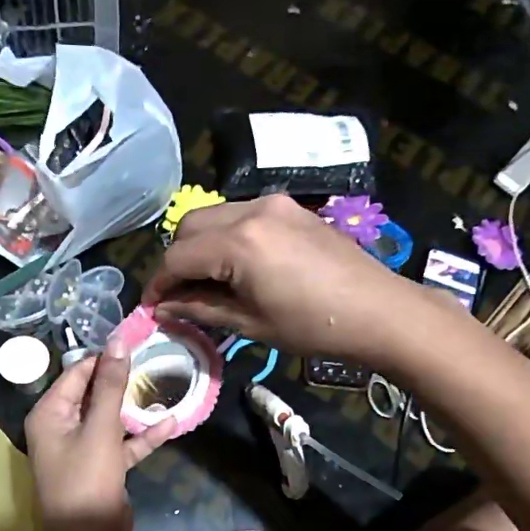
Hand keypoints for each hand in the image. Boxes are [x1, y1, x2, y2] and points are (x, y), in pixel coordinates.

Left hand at [25, 337, 177, 530]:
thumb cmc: (86, 478)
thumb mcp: (100, 428)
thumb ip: (110, 385)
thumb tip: (117, 342)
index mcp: (50, 414)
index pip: (77, 373)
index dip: (105, 357)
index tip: (136, 343)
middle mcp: (62, 426)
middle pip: (94, 394)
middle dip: (123, 380)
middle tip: (155, 358)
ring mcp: (82, 447)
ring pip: (110, 418)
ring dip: (135, 407)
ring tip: (165, 385)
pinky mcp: (102, 465)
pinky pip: (122, 443)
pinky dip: (142, 435)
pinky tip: (171, 423)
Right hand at [144, 195, 431, 363]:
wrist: (378, 310)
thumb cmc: (313, 326)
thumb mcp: (251, 323)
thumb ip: (200, 309)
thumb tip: (163, 308)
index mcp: (239, 242)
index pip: (178, 256)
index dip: (159, 282)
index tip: (151, 307)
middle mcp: (251, 210)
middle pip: (190, 226)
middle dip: (177, 260)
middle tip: (178, 295)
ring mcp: (273, 204)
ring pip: (214, 216)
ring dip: (200, 245)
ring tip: (206, 281)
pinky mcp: (289, 207)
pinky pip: (241, 214)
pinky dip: (226, 236)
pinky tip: (235, 265)